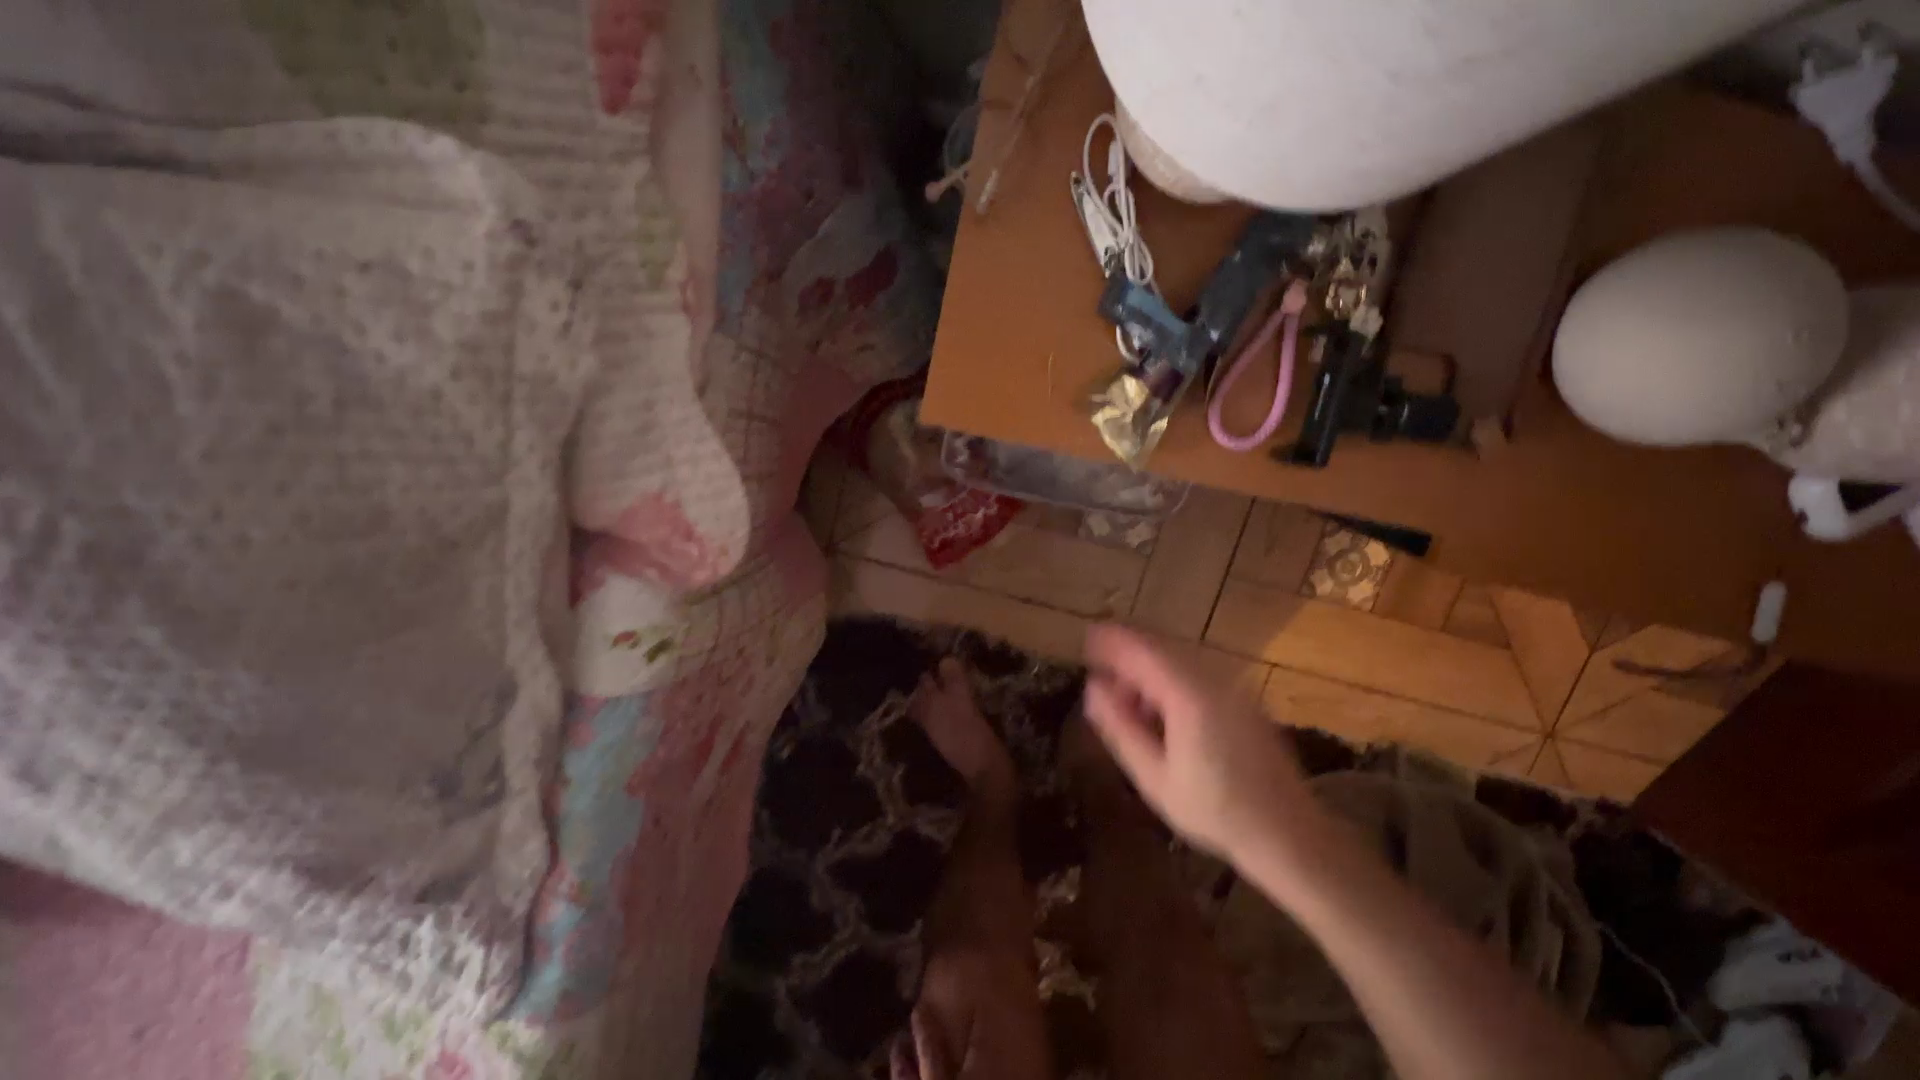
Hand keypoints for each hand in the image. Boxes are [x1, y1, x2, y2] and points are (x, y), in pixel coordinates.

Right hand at [1081, 624, 1324, 860]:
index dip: (1113, 640)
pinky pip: (1201, 676)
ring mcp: (1236, 689)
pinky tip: (1163, 714)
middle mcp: (1215, 681)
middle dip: (1130, 655)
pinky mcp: (1247, 702)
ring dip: (1151, 671)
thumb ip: (1122, 729)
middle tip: (1101, 676)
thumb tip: (1094, 689)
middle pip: (1164, 650)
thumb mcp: (1154, 777)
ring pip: (1184, 662)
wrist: (1286, 832)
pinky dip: (1174, 682)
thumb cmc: (1214, 811)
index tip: (1086, 639)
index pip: (1143, 650)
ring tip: (1128, 702)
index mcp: (1190, 696)